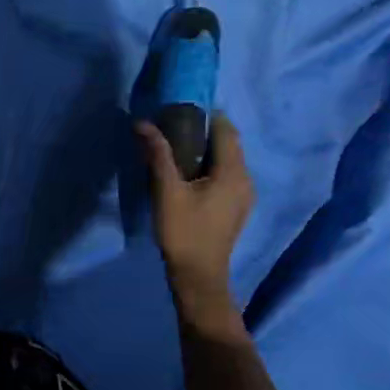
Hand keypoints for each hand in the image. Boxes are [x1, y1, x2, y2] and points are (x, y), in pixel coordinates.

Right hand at [137, 112, 254, 300]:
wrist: (198, 276)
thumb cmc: (184, 232)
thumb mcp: (167, 191)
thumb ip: (158, 155)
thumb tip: (144, 123)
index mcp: (233, 171)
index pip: (225, 128)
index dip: (204, 116)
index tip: (177, 114)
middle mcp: (245, 178)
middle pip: (228, 143)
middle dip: (203, 132)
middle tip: (171, 131)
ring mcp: (244, 194)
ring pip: (227, 160)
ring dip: (205, 150)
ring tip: (175, 152)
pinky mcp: (236, 207)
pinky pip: (226, 175)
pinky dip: (209, 167)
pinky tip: (188, 177)